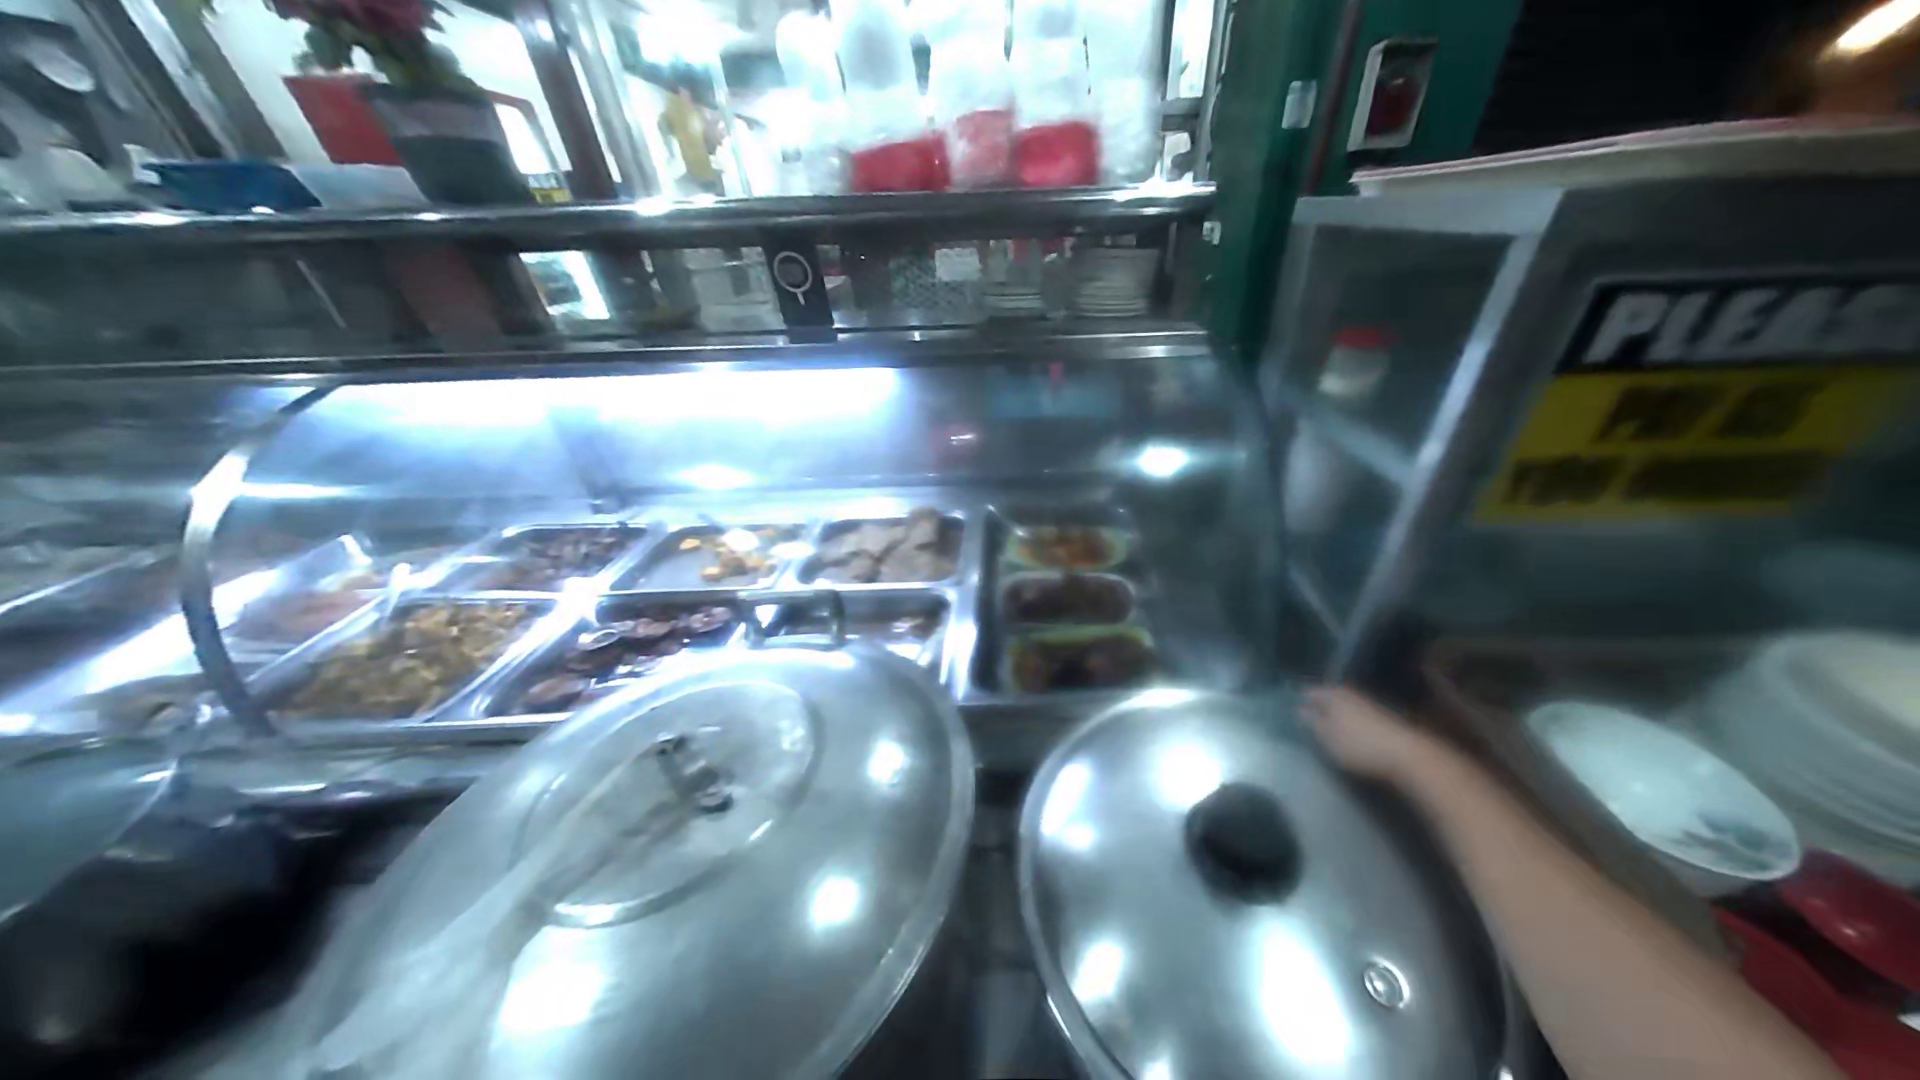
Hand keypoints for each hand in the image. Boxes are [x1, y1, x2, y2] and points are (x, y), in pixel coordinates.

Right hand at [1302, 686, 1436, 781]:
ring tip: (1325, 726)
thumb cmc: (1360, 745)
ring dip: (1334, 713)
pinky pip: (1357, 714)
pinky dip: (1348, 720)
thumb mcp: (1328, 737)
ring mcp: (1369, 705)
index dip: (1300, 700)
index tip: (1291, 710)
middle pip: (1329, 696)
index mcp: (1334, 695)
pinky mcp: (1382, 718)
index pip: (1311, 692)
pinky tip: (1347, 731)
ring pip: (1344, 705)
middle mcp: (1351, 695)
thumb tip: (1298, 709)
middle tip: (1306, 717)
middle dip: (1318, 705)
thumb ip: (1311, 722)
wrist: (1408, 755)